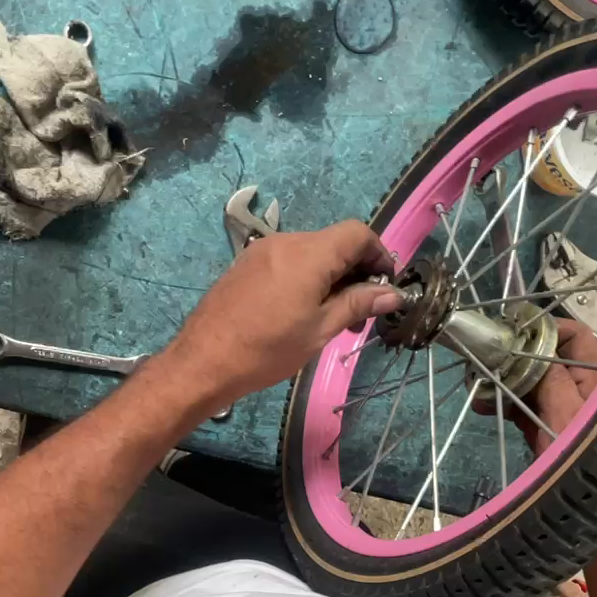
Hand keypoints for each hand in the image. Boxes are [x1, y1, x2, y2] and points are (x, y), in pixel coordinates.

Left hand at [154, 221, 402, 407]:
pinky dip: (304, 278)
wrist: (204, 362)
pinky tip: (301, 312)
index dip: (379, 254)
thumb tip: (392, 293)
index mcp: (308, 253)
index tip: (386, 285)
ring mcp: (261, 251)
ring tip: (331, 318)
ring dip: (329, 277)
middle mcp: (285, 241)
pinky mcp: (245, 266)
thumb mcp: (319, 331)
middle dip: (355, 271)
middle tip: (360, 313)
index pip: (357, 233)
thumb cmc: (266, 351)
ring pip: (310, 253)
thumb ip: (357, 305)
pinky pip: (286, 262)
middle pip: (333, 242)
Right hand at [488, 318, 596, 453]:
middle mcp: (580, 386)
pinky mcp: (545, 426)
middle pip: (546, 357)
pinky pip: (522, 405)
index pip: (575, 335)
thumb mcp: (566, 410)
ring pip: (530, 381)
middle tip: (484, 358)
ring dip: (502, 381)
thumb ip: (550, 376)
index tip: (511, 331)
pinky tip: (481, 405)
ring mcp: (562, 407)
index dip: (545, 328)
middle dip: (513, 357)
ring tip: (475, 386)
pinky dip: (502, 403)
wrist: (585, 504)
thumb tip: (529, 346)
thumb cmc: (582, 454)